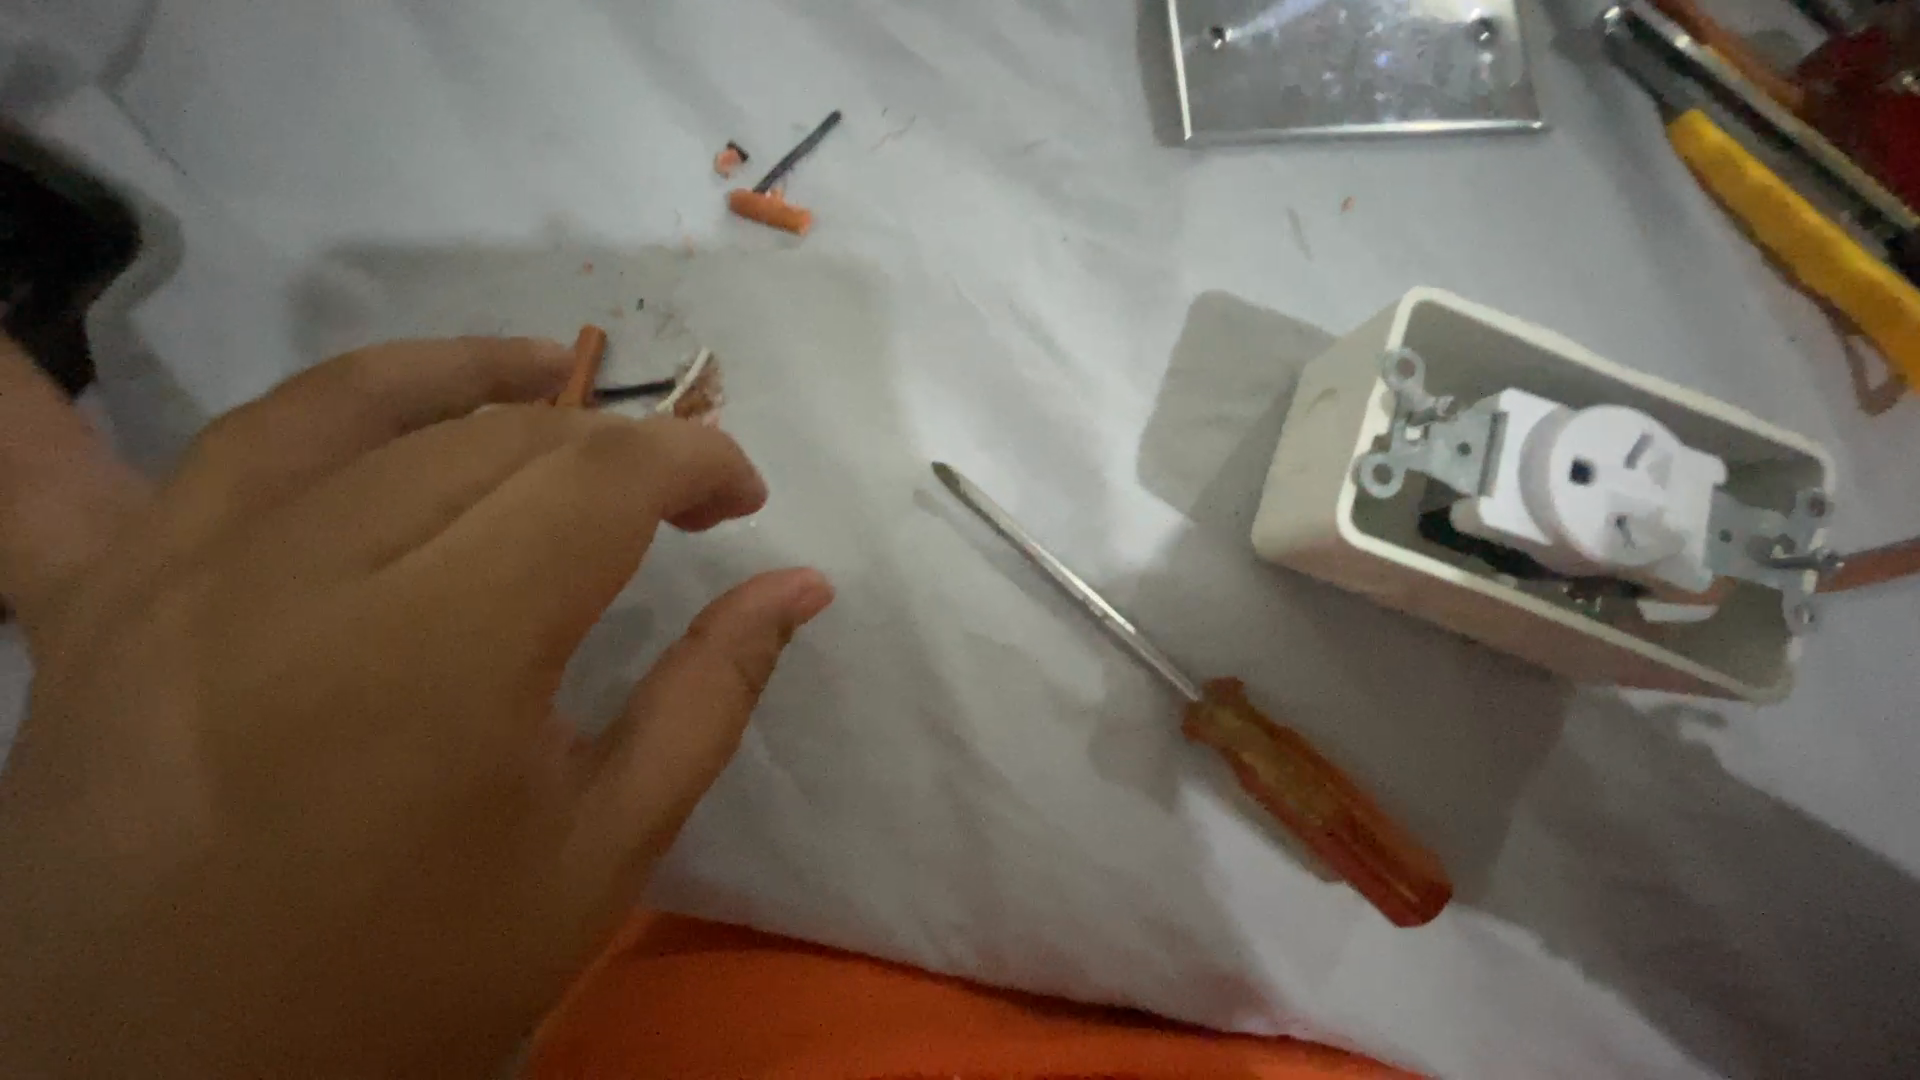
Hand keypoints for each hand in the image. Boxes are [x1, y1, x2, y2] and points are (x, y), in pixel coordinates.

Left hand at [0, 337, 832, 1077]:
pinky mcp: (81, 616)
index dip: (692, 461)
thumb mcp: (610, 846)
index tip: (741, 493)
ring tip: (542, 380)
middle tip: (677, 492)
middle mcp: (293, 586)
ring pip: (336, 412)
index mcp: (440, 658)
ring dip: (461, 376)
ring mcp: (165, 587)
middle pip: (490, 439)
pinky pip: (48, 476)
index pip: (596, 482)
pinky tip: (11, 332)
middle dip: (614, 442)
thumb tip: (803, 585)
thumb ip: (715, 691)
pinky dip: (27, 402)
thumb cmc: (428, 976)